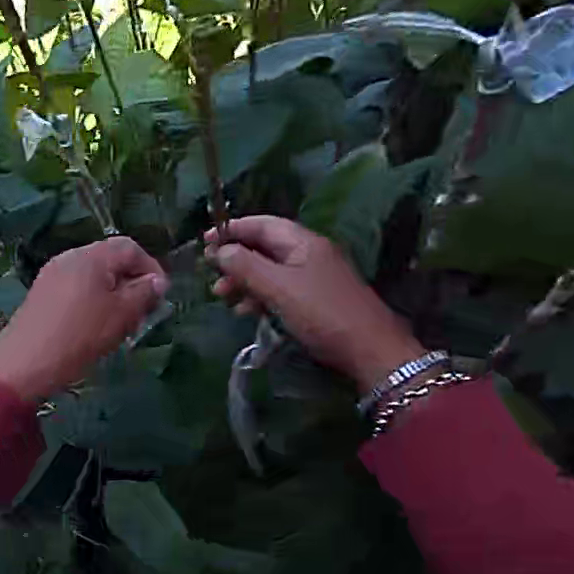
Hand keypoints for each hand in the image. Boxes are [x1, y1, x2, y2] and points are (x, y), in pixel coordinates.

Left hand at [0, 236, 168, 400]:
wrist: (24, 365)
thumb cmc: (79, 336)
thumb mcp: (121, 315)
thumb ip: (143, 294)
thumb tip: (157, 281)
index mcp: (91, 256)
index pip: (130, 248)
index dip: (151, 268)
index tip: (161, 297)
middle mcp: (69, 258)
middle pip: (110, 261)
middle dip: (132, 284)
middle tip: (143, 314)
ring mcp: (52, 276)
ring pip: (94, 278)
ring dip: (113, 296)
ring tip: (121, 326)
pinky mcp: (41, 296)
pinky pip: (76, 291)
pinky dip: (93, 304)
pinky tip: (95, 329)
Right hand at [206, 216, 426, 391]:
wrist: (368, 349)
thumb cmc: (322, 313)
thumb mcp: (279, 288)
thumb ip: (247, 267)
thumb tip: (220, 250)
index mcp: (303, 243)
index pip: (263, 224)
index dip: (233, 229)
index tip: (205, 241)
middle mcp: (309, 254)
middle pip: (264, 248)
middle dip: (235, 259)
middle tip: (211, 276)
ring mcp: (313, 278)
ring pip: (270, 272)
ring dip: (244, 281)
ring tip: (223, 297)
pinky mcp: (313, 301)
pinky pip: (279, 291)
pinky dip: (259, 297)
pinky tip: (246, 311)